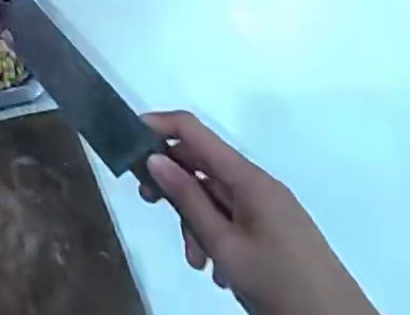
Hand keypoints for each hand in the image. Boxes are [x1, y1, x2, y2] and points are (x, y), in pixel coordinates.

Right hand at [138, 112, 378, 314]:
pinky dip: (215, 235)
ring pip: (214, 195)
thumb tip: (153, 157)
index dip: (158, 125)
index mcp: (247, 178)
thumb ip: (187, 199)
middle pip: (201, 163)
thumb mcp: (225, 246)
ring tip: (195, 260)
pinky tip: (216, 270)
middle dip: (172, 183)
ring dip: (194, 220)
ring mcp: (269, 209)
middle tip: (147, 203)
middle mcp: (258, 184)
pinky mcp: (276, 232)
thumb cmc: (281, 285)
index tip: (128, 140)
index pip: (193, 130)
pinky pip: (232, 217)